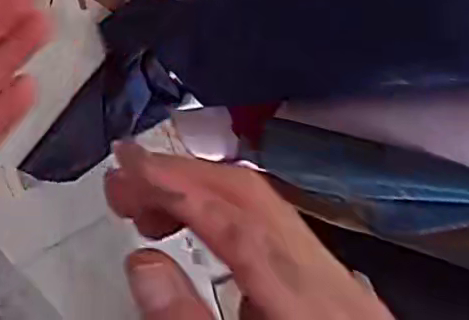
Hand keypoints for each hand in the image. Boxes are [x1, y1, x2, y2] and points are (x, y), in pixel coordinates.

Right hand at [106, 142, 394, 319]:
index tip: (127, 163)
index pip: (238, 225)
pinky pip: (274, 234)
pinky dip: (225, 218)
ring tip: (146, 207)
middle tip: (124, 180)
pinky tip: (196, 235)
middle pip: (252, 201)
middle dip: (181, 178)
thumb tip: (143, 264)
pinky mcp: (338, 299)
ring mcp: (344, 291)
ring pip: (265, 208)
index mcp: (317, 312)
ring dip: (200, 193)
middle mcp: (339, 290)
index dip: (176, 186)